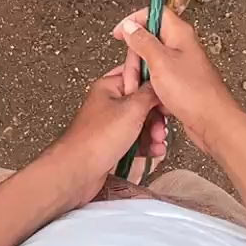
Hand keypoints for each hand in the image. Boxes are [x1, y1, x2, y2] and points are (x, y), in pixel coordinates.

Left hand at [36, 68, 164, 210]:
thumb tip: (160, 85)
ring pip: (141, 122)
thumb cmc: (98, 138)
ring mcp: (111, 124)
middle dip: (156, 114)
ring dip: (154, 132)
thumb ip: (149, 93)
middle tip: (161, 125)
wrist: (78, 171)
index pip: (137, 74)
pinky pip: (136, 139)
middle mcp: (109, 102)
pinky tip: (155, 151)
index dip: (154, 84)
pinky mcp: (113, 143)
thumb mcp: (132, 108)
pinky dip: (147, 145)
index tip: (166, 95)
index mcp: (109, 86)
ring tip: (158, 141)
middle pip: (142, 101)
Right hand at [113, 9, 245, 156]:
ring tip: (139, 92)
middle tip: (133, 76)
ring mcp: (180, 65)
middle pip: (148, 41)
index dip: (135, 20)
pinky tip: (151, 101)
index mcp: (179, 34)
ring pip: (150, 63)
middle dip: (135, 58)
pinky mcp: (179, 83)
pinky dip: (150, 89)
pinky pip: (157, 80)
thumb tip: (129, 25)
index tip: (120, 33)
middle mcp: (181, 46)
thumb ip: (143, 41)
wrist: (213, 123)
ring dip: (141, 77)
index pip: (155, 13)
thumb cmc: (193, 92)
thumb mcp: (160, 62)